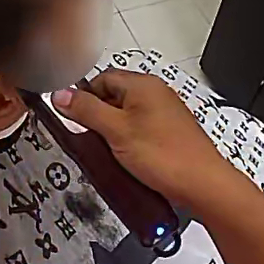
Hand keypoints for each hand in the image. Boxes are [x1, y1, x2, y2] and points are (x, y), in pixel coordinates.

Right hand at [50, 69, 243, 210]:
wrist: (202, 184)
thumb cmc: (167, 157)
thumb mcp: (116, 131)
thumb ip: (87, 111)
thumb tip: (61, 95)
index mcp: (143, 85)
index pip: (101, 78)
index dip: (83, 97)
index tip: (72, 117)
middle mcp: (157, 94)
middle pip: (113, 97)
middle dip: (98, 117)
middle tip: (92, 139)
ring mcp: (165, 114)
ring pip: (127, 116)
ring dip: (114, 133)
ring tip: (111, 153)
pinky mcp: (170, 134)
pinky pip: (141, 131)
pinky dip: (129, 143)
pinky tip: (128, 160)